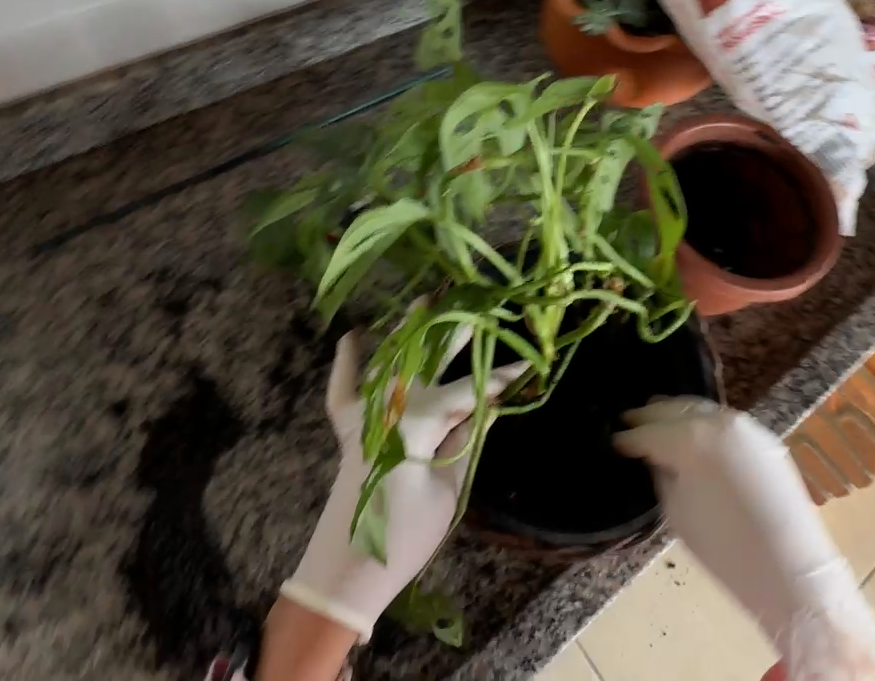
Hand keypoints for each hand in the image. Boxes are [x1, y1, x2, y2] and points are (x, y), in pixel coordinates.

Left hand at [280, 331, 525, 639]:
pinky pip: (344, 387)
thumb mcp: (451, 490)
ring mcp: (366, 413)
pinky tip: (352, 337)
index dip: (503, 377)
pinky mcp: (349, 429)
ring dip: (408, 330)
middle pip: (430, 358)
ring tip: (424, 301)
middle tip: (480, 303)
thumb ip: (467, 440)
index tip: (531, 362)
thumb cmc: (407, 536)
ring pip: (390, 359)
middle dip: (457, 330)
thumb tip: (489, 403)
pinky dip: (347, 362)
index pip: (472, 390)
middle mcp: (391, 404)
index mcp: (421, 419)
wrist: (344, 573)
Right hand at [614, 398, 874, 680]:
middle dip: (648, 416)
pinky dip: (701, 419)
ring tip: (654, 418)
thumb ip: (661, 474)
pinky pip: (722, 418)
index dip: (626, 438)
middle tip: (627, 421)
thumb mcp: (676, 512)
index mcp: (691, 440)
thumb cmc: (725, 550)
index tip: (612, 441)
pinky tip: (690, 428)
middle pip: (673, 409)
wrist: (791, 570)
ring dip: (675, 411)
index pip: (647, 432)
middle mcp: (717, 421)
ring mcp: (744, 425)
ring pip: (699, 406)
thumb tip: (652, 457)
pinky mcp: (762, 436)